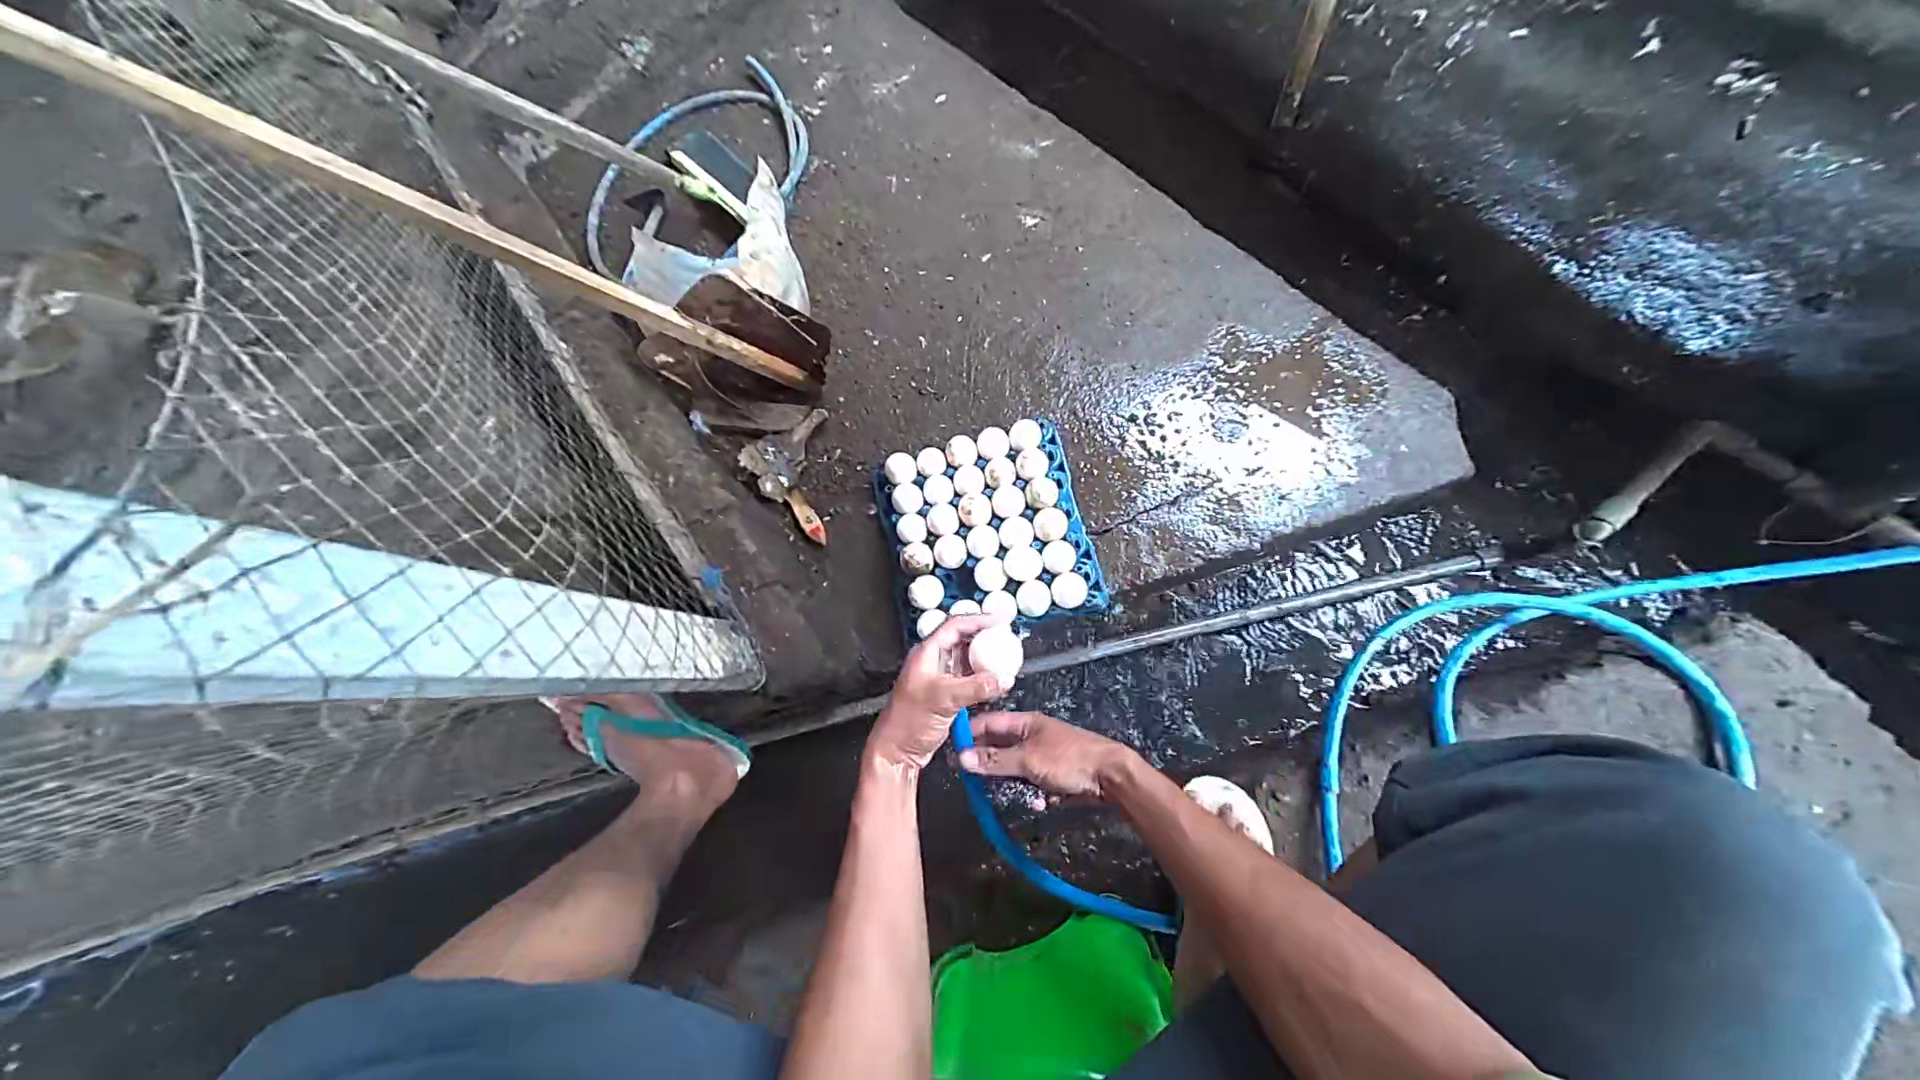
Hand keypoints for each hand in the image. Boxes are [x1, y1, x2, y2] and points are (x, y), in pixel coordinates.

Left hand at [867, 612, 1013, 770]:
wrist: (896, 752)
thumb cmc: (906, 723)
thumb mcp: (943, 699)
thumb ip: (975, 687)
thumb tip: (1002, 678)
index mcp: (927, 654)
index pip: (955, 626)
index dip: (978, 619)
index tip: (999, 619)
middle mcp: (933, 662)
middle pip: (963, 640)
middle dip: (985, 638)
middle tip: (1005, 638)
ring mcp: (939, 678)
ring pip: (967, 660)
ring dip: (985, 659)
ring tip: (1005, 659)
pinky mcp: (945, 695)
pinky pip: (968, 679)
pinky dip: (982, 678)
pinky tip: (995, 682)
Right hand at [955, 711, 1138, 798]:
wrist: (1111, 776)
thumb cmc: (1069, 760)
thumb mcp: (1028, 760)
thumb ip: (995, 760)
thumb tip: (962, 758)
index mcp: (1024, 723)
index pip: (987, 723)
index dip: (969, 736)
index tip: (952, 753)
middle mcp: (1030, 736)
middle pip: (998, 749)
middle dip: (991, 767)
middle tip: (978, 784)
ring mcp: (1041, 756)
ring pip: (1013, 770)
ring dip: (1014, 784)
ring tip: (1020, 794)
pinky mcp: (1051, 775)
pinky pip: (1030, 783)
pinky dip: (1032, 793)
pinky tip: (1040, 801)